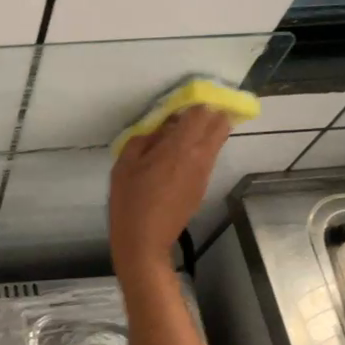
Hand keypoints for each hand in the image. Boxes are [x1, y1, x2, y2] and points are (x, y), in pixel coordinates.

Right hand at [109, 106, 230, 273]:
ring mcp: (204, 173)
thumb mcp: (125, 165)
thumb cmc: (129, 202)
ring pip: (217, 141)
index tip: (179, 103)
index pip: (202, 112)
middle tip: (185, 115)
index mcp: (179, 148)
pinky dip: (198, 151)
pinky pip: (207, 158)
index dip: (194, 102)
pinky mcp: (202, 187)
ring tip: (177, 138)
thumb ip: (144, 138)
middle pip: (220, 123)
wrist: (144, 242)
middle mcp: (199, 157)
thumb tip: (161, 125)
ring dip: (203, 132)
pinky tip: (174, 161)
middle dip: (209, 113)